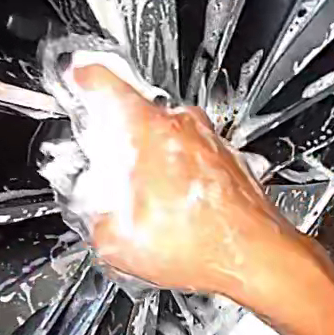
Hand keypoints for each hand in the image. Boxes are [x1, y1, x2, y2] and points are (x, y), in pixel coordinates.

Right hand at [64, 63, 313, 306]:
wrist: (254, 257)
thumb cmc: (198, 245)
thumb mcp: (117, 241)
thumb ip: (94, 215)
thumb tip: (95, 213)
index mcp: (148, 131)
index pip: (106, 84)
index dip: (85, 78)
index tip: (79, 77)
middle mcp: (182, 125)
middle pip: (138, 115)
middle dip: (120, 141)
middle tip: (112, 175)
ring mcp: (210, 139)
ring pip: (168, 136)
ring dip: (154, 161)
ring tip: (150, 203)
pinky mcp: (229, 159)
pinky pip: (194, 155)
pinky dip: (182, 174)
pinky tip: (179, 210)